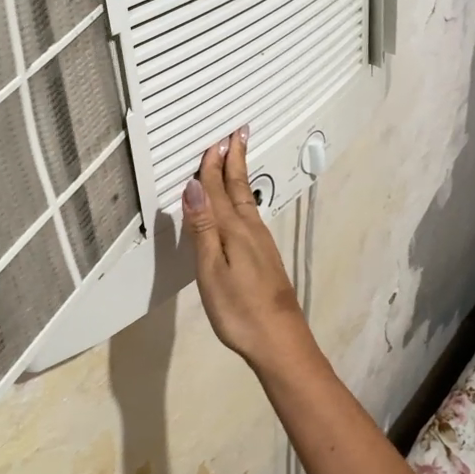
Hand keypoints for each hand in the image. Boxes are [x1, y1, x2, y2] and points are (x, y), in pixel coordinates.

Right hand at [185, 126, 316, 372]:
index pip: (216, 190)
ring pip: (246, 198)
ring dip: (239, 174)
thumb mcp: (211, 271)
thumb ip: (203, 228)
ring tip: (236, 156)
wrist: (281, 341)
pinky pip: (249, 212)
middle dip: (234, 159)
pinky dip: (242, 196)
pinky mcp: (264, 255)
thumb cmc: (239, 310)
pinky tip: (241, 201)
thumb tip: (193, 186)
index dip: (212, 165)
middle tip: (236, 131)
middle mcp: (249, 229)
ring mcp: (260, 242)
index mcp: (233, 230)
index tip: (214, 138)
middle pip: (238, 187)